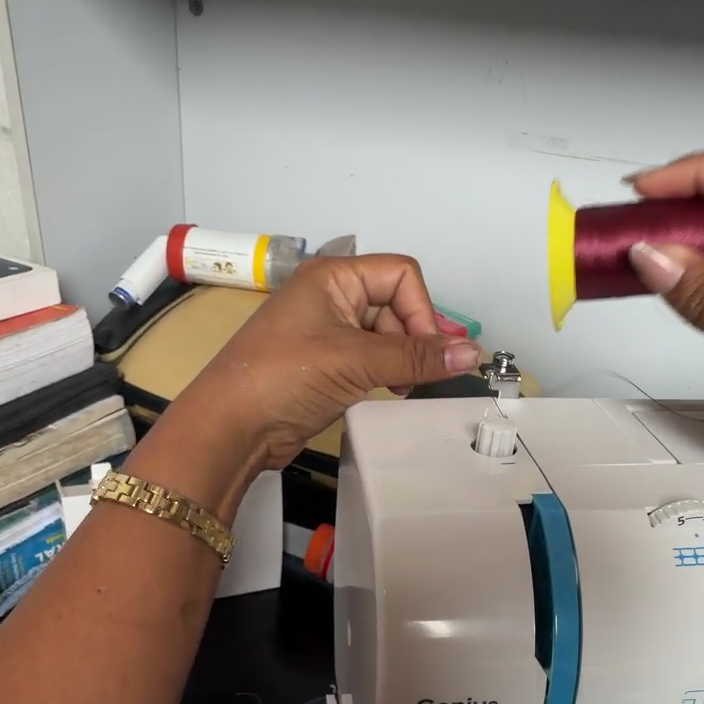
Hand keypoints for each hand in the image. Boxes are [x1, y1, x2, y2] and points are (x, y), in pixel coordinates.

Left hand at [170, 254, 481, 470]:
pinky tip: (385, 393)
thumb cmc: (283, 377)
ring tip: (398, 388)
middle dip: (412, 340)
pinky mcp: (327, 364)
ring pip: (387, 336)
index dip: (422, 310)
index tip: (424, 351)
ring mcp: (328, 332)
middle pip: (397, 305)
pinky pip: (371, 359)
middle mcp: (332, 297)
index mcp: (334, 277)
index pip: (402, 276)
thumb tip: (472, 353)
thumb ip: (416, 357)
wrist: (231, 427)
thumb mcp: (355, 361)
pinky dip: (385, 374)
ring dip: (400, 361)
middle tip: (412, 377)